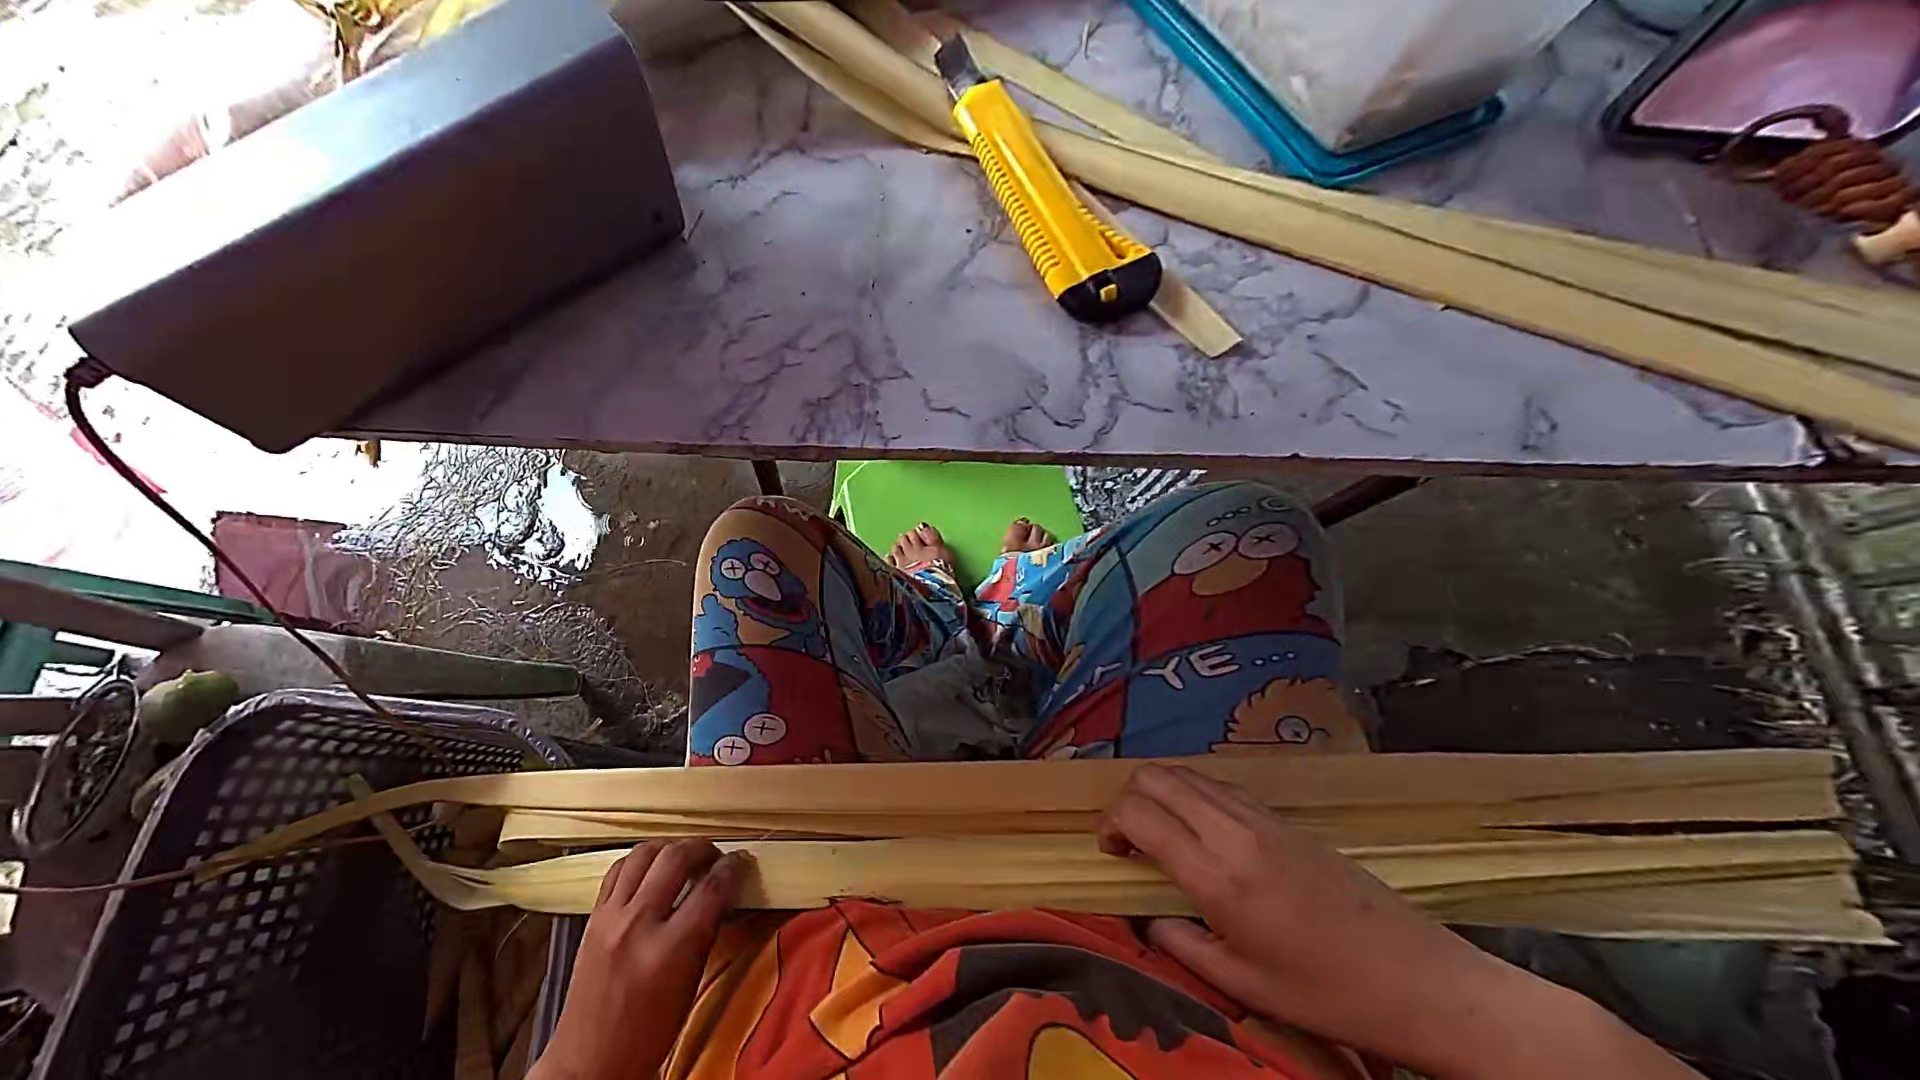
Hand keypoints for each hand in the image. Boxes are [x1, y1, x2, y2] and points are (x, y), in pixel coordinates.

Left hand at [529, 840, 747, 1079]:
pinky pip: (618, 870)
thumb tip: (723, 891)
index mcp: (669, 950)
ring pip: (644, 854)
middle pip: (676, 857)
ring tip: (684, 855)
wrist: (590, 1063)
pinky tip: (652, 868)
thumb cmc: (650, 1031)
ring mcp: (610, 919)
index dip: (734, 867)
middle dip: (703, 848)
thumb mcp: (691, 981)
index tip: (742, 861)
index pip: (712, 888)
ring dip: (670, 847)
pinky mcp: (592, 919)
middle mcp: (637, 926)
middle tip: (714, 856)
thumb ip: (707, 929)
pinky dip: (640, 860)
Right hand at [1097, 765, 1700, 1079]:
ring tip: (1162, 831)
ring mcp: (1263, 817)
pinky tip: (1204, 830)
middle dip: (1129, 797)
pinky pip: (1221, 786)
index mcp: (1217, 875)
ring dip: (1162, 791)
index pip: (1139, 814)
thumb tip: (1145, 916)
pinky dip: (1194, 794)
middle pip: (1158, 776)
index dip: (1110, 822)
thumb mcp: (1244, 985)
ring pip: (1189, 773)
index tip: (1110, 850)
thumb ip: (1180, 942)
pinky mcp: (1285, 817)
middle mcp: (1234, 830)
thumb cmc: (1329, 994)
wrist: (1423, 980)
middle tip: (1130, 838)